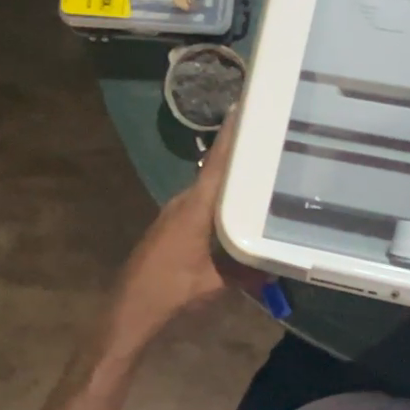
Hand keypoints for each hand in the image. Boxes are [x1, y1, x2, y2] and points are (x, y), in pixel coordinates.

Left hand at [106, 111, 264, 350]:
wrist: (132, 305)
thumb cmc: (173, 289)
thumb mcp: (217, 282)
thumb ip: (248, 271)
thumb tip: (277, 267)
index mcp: (197, 205)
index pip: (219, 160)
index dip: (234, 133)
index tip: (248, 104)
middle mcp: (185, 200)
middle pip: (218, 170)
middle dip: (242, 155)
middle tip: (272, 142)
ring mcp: (176, 211)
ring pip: (210, 189)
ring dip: (231, 180)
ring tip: (262, 172)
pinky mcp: (172, 225)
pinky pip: (203, 205)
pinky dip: (221, 201)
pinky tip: (238, 209)